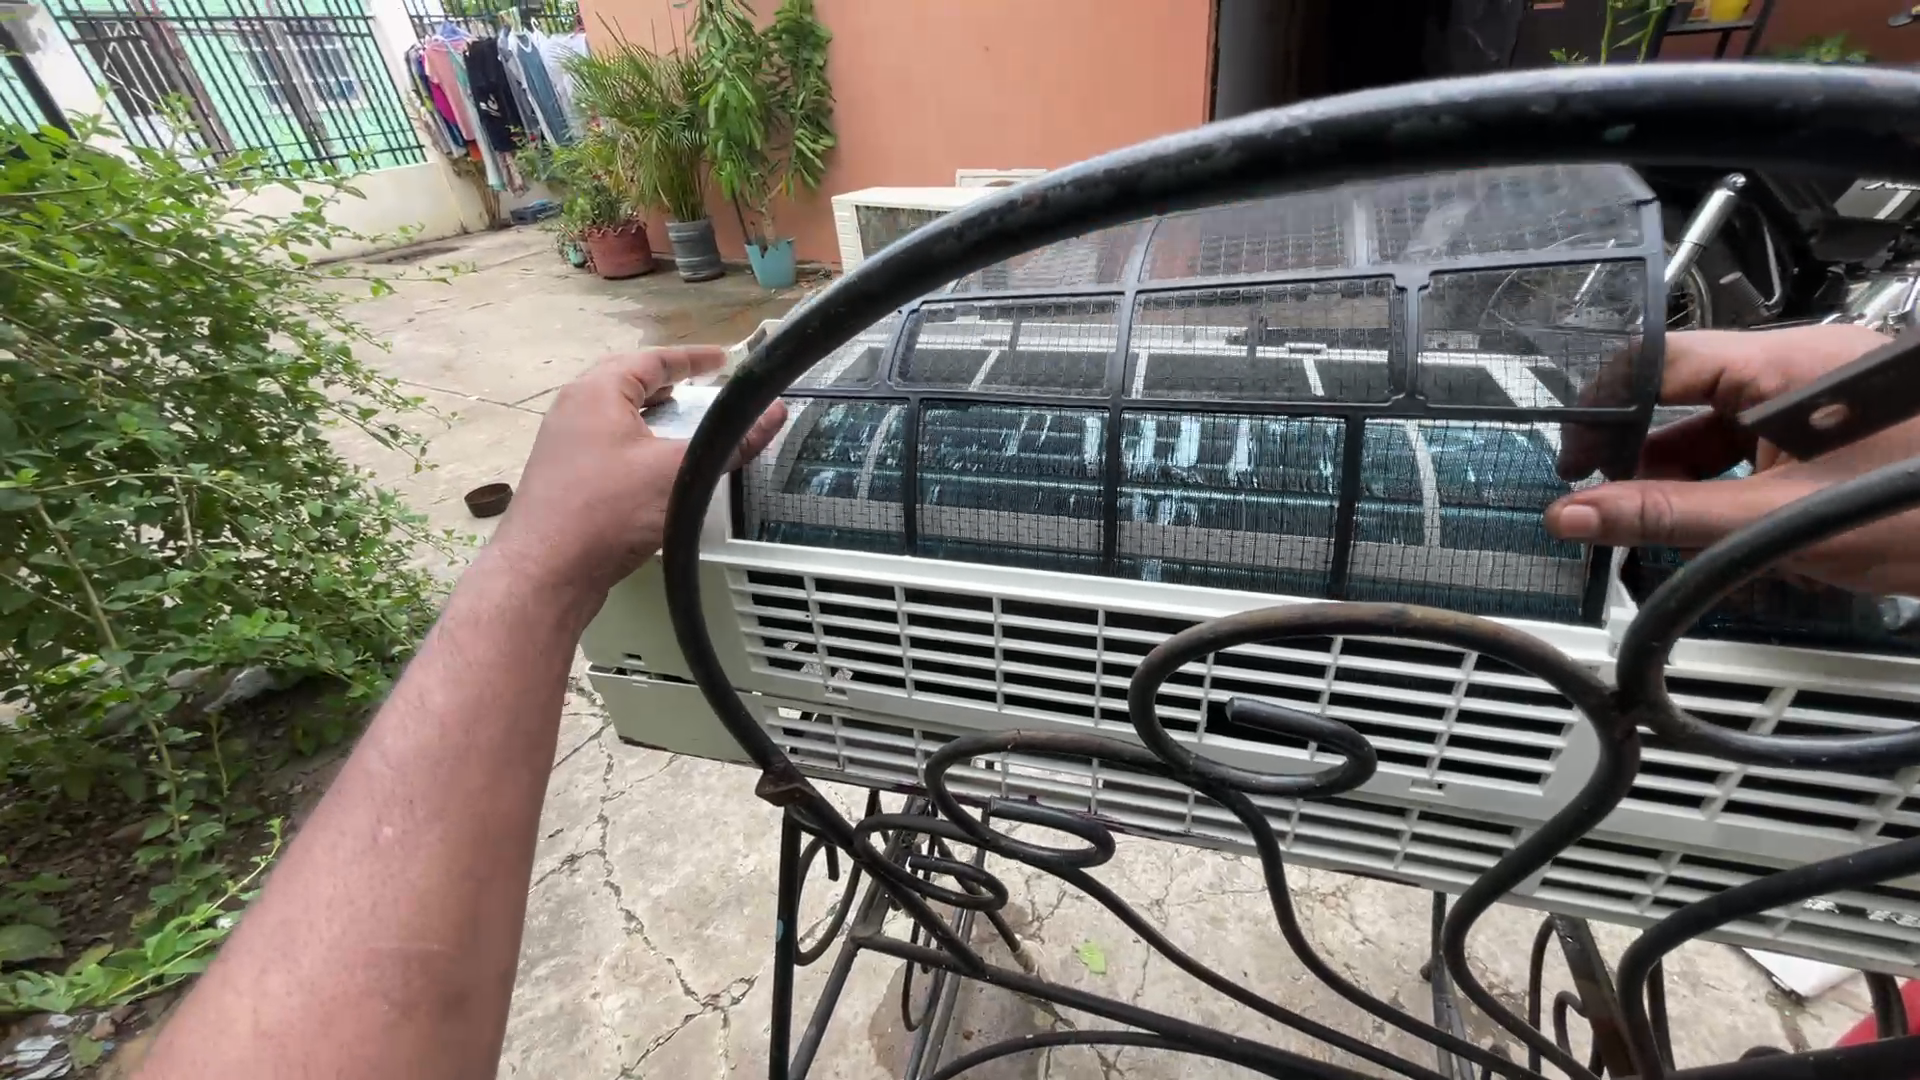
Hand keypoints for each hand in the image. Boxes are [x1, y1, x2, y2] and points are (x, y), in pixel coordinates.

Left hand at [489, 346, 786, 606]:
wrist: (548, 570)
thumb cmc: (610, 510)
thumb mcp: (681, 473)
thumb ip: (731, 443)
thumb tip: (774, 413)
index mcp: (597, 393)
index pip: (651, 360)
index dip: (691, 358)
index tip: (723, 360)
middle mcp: (574, 408)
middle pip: (625, 379)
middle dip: (666, 379)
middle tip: (700, 384)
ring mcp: (564, 442)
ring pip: (614, 411)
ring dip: (650, 408)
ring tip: (680, 416)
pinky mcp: (565, 474)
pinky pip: (607, 439)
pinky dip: (637, 436)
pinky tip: (654, 462)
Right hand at [1545, 324, 1919, 596]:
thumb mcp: (1778, 521)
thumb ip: (1663, 515)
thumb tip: (1566, 516)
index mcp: (1787, 365)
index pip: (1654, 362)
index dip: (1599, 410)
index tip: (1574, 466)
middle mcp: (1797, 368)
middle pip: (1674, 398)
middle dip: (1635, 455)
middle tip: (1610, 504)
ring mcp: (1814, 398)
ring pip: (1705, 427)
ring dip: (1672, 475)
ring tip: (1667, 523)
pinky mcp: (1828, 427)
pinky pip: (1741, 445)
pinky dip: (1714, 482)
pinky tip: (1713, 518)